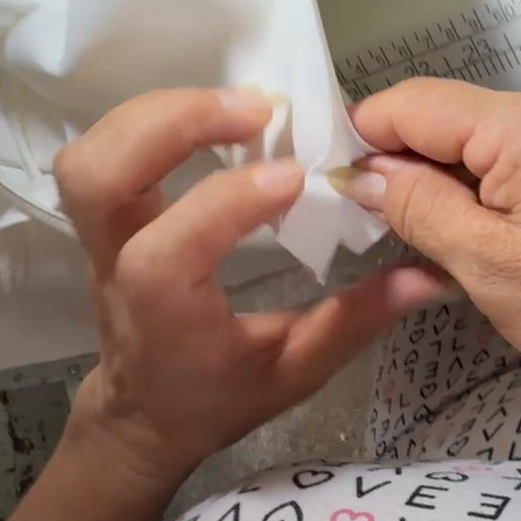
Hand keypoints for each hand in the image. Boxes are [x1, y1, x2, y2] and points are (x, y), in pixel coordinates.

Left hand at [52, 88, 449, 489]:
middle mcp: (116, 267)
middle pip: (98, 176)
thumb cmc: (220, 396)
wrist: (144, 416)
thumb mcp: (299, 371)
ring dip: (161, 113)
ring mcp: (101, 237)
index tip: (297, 175)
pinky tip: (216, 117)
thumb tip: (430, 276)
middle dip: (175, 124)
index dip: (227, 203)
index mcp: (162, 316)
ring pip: (90, 156)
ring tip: (242, 105)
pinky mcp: (107, 218)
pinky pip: (105, 152)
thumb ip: (357, 321)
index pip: (167, 253)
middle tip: (258, 109)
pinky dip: (154, 119)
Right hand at [339, 80, 520, 422]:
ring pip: (487, 135)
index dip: (367, 136)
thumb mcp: (484, 264)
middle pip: (455, 115)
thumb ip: (414, 204)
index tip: (338, 182)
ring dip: (454, 177)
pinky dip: (495, 181)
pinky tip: (492, 229)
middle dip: (413, 163)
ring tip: (447, 239)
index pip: (417, 102)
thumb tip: (359, 173)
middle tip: (389, 225)